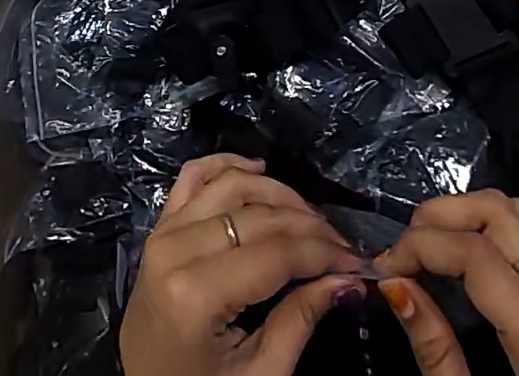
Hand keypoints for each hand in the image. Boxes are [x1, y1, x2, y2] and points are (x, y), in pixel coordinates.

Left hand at [120, 153, 368, 375]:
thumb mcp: (257, 375)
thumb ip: (300, 320)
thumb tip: (348, 280)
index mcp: (195, 295)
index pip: (274, 254)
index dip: (322, 252)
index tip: (358, 261)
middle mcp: (175, 249)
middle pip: (256, 215)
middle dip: (308, 225)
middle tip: (343, 244)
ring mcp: (163, 229)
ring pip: (230, 185)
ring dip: (276, 191)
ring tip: (311, 215)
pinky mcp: (160, 223)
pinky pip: (193, 175)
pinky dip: (226, 163)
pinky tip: (257, 167)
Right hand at [374, 191, 518, 375]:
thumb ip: (436, 352)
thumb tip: (394, 285)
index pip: (478, 254)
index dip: (421, 245)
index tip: (384, 267)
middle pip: (505, 215)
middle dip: (442, 215)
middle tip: (406, 248)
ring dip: (468, 215)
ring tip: (432, 245)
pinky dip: (489, 233)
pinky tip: (462, 264)